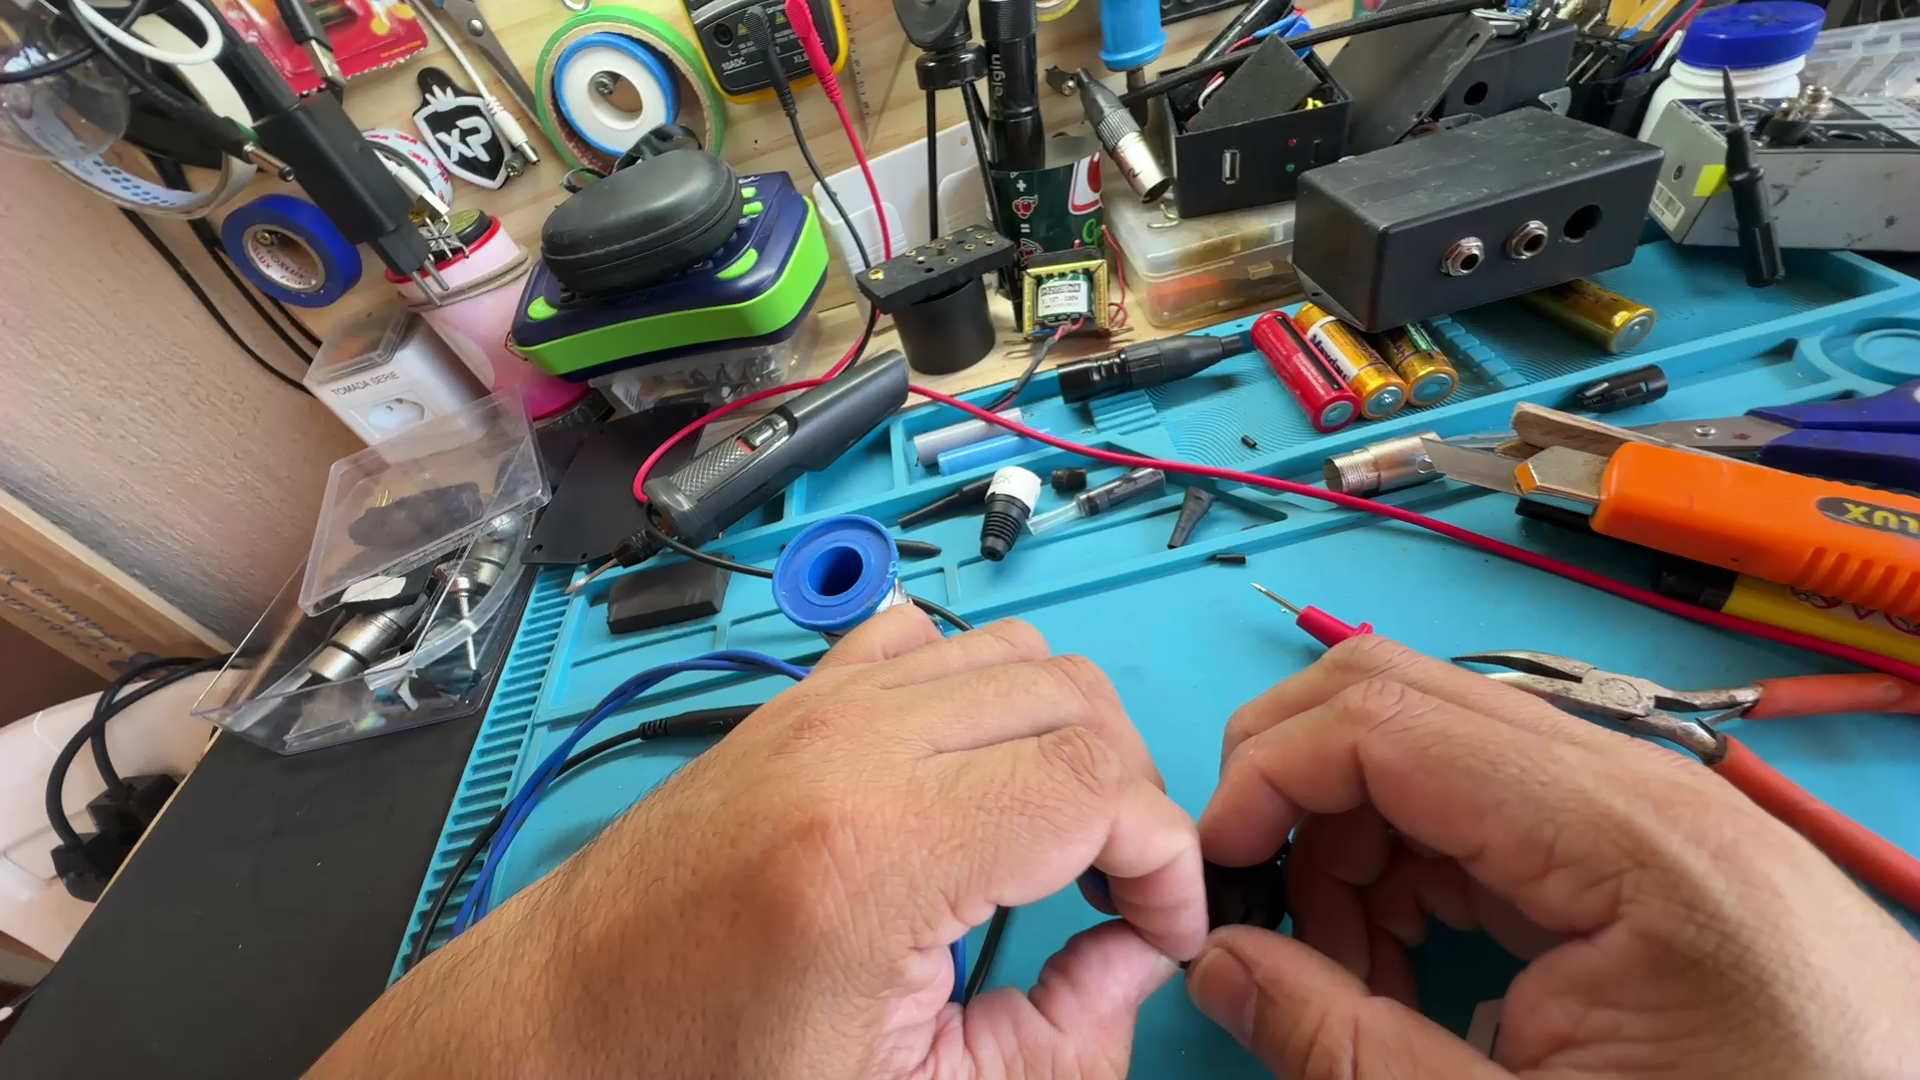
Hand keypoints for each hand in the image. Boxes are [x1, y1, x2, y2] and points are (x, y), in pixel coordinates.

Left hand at [307, 606, 1206, 1078]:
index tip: (1157, 925)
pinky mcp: (805, 691)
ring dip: (1064, 731)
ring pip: (1015, 652)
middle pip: (1073, 699)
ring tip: (1050, 820)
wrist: (561, 1026)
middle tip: (1113, 879)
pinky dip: (977, 682)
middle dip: (1129, 789)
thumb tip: (1132, 953)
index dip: (1166, 857)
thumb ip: (1061, 1042)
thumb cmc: (706, 1075)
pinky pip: (927, 636)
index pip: (1098, 783)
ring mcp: (826, 698)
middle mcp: (857, 739)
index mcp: (881, 847)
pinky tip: (964, 757)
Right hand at [1187, 636, 1919, 1077]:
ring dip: (1334, 831)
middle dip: (1285, 775)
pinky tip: (1398, 952)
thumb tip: (1205, 962)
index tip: (1217, 864)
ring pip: (1403, 739)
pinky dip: (1386, 859)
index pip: (1380, 720)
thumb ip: (1339, 1049)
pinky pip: (1446, 797)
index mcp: (1626, 836)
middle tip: (1256, 883)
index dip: (1265, 775)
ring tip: (1344, 959)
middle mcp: (1624, 780)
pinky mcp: (1606, 834)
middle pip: (1384, 691)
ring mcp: (1619, 799)